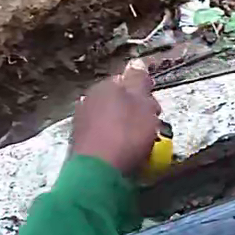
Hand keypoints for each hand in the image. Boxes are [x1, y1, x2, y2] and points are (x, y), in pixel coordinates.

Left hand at [70, 59, 162, 175]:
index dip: (145, 96)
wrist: (98, 172)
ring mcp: (81, 123)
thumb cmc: (126, 134)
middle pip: (119, 103)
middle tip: (150, 129)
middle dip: (135, 113)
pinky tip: (122, 155)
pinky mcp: (79, 144)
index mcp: (104, 86)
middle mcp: (88, 100)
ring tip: (138, 146)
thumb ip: (140, 81)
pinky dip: (114, 144)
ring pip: (111, 121)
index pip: (128, 82)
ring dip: (125, 130)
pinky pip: (103, 139)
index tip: (156, 111)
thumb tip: (136, 62)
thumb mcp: (142, 103)